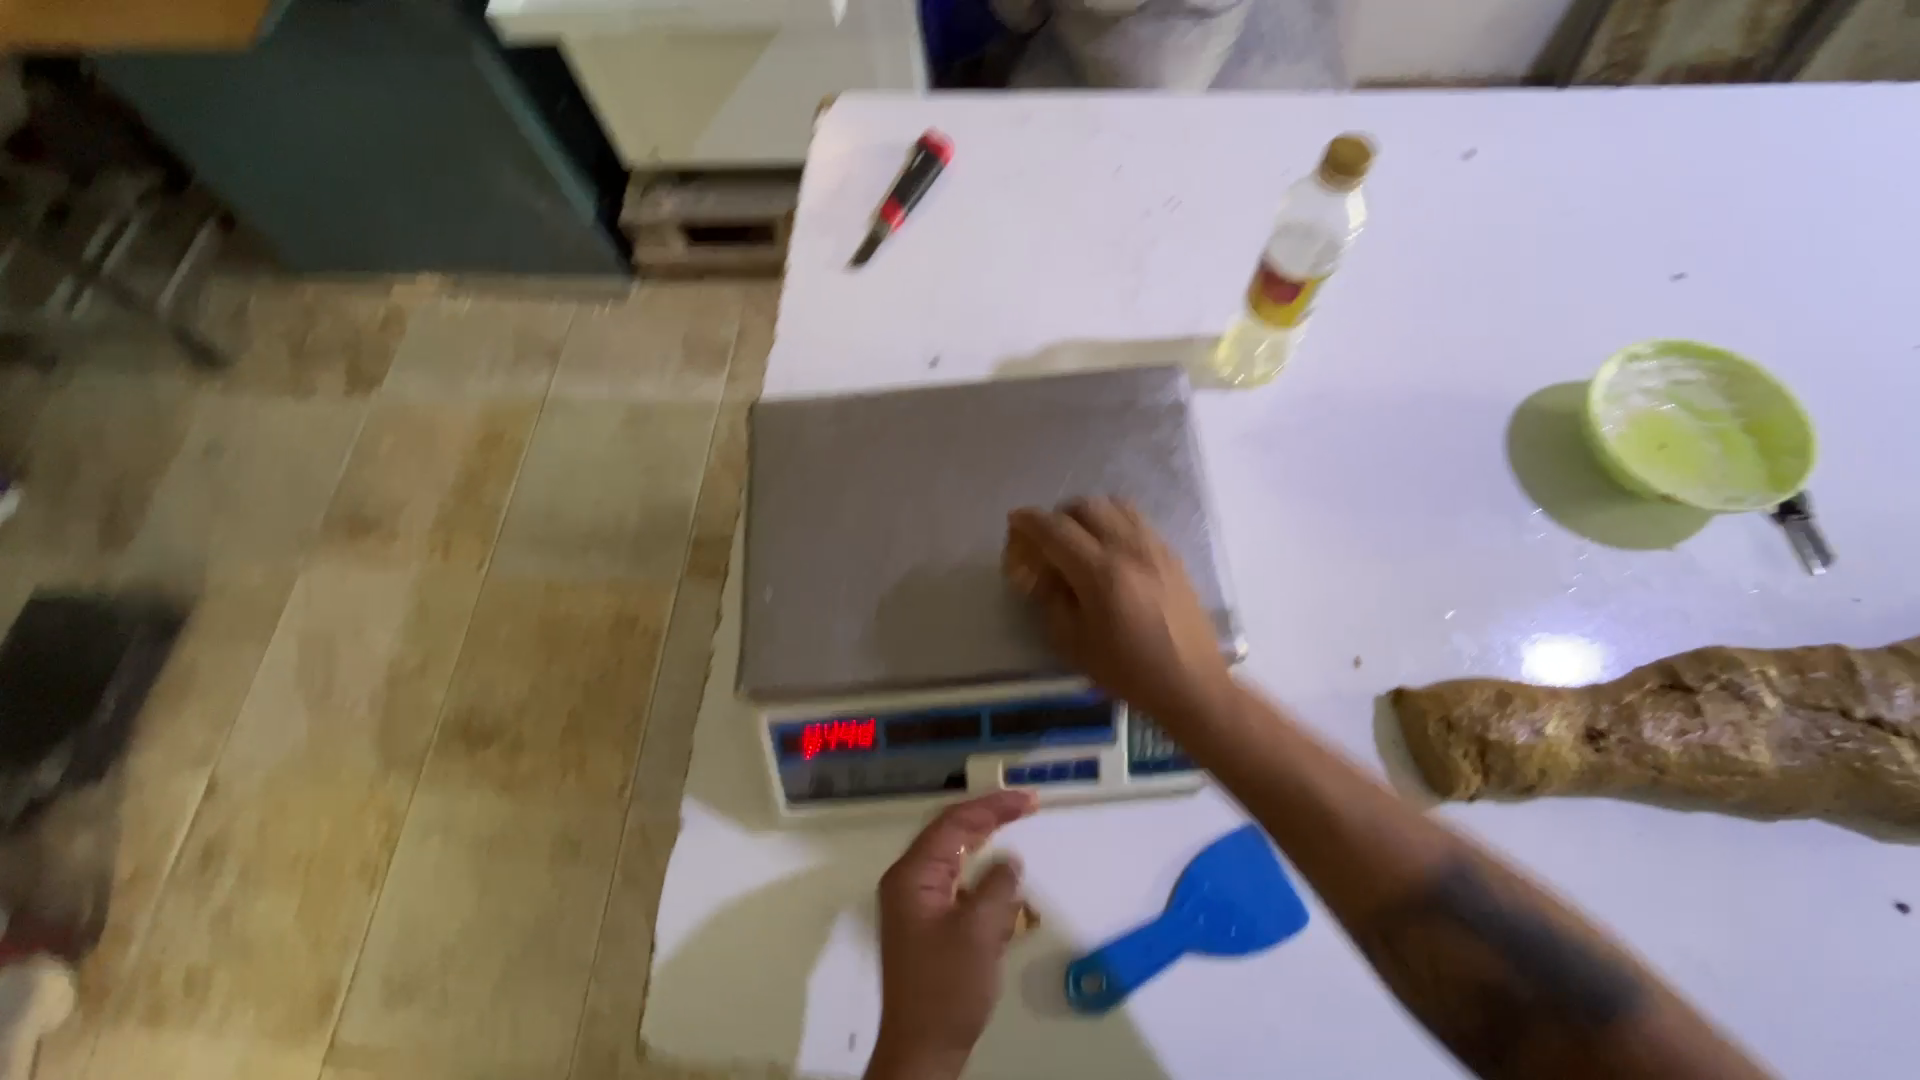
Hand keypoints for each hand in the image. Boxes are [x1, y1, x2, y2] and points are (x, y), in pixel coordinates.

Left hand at [868, 791, 1036, 1079]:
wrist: (922, 1049)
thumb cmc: (947, 988)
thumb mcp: (978, 932)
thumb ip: (997, 886)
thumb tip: (1010, 859)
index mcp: (912, 875)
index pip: (953, 823)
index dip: (992, 806)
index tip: (1029, 800)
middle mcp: (909, 881)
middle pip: (950, 833)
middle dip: (989, 818)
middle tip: (1028, 806)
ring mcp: (916, 903)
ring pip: (954, 858)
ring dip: (986, 845)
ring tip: (1018, 828)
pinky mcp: (929, 924)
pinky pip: (958, 886)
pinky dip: (983, 879)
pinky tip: (1004, 881)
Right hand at [1004, 497, 1234, 722]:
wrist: (1191, 684)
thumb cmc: (1128, 671)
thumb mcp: (1073, 643)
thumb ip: (1052, 600)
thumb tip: (1044, 575)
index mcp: (1101, 574)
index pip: (1056, 530)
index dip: (1029, 522)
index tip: (1014, 521)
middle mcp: (1129, 549)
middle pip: (1085, 507)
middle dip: (1058, 516)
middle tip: (1046, 539)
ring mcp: (1155, 547)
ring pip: (1114, 505)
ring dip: (1088, 514)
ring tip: (1079, 539)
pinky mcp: (1172, 554)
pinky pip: (1136, 520)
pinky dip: (1114, 522)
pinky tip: (1109, 550)